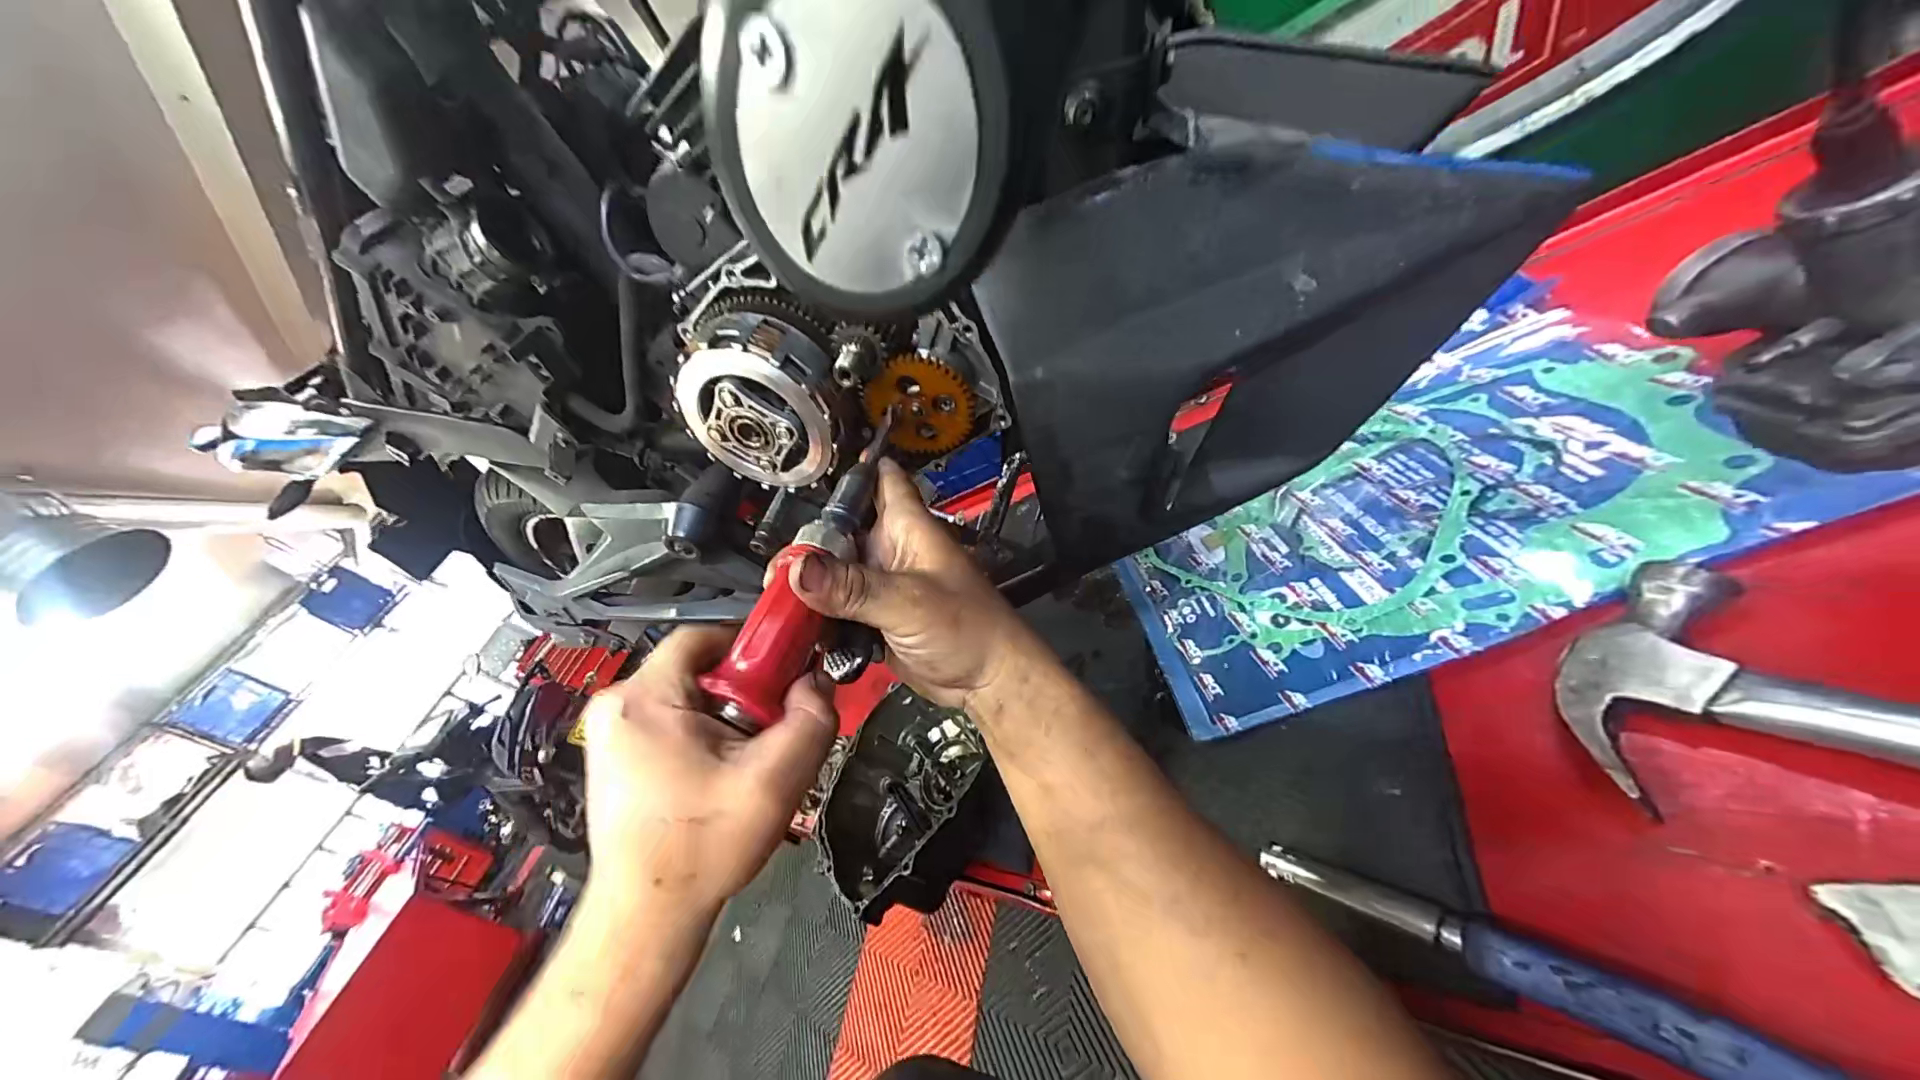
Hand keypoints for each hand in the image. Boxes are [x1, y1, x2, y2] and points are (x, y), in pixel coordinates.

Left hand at [578, 627, 836, 910]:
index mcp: (643, 701)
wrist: (648, 915)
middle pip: (701, 666)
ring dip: (728, 716)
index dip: (754, 646)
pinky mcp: (617, 755)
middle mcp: (617, 708)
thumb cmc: (698, 851)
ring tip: (745, 759)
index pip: (705, 634)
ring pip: (691, 694)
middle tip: (769, 727)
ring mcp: (611, 734)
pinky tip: (720, 772)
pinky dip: (706, 734)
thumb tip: (816, 682)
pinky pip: (674, 720)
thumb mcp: (776, 780)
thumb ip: (812, 719)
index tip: (785, 671)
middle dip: (746, 691)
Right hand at [789, 458, 1042, 709]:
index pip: (879, 480)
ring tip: (780, 602)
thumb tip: (799, 569)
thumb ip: (853, 587)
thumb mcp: (909, 602)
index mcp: (907, 528)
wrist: (986, 680)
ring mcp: (880, 587)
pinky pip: (837, 610)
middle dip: (807, 546)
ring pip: (833, 575)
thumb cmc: (971, 629)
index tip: (812, 465)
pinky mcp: (874, 619)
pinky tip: (802, 628)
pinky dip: (819, 617)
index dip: (851, 467)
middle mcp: (890, 552)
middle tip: (776, 567)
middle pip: (839, 533)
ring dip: (808, 588)